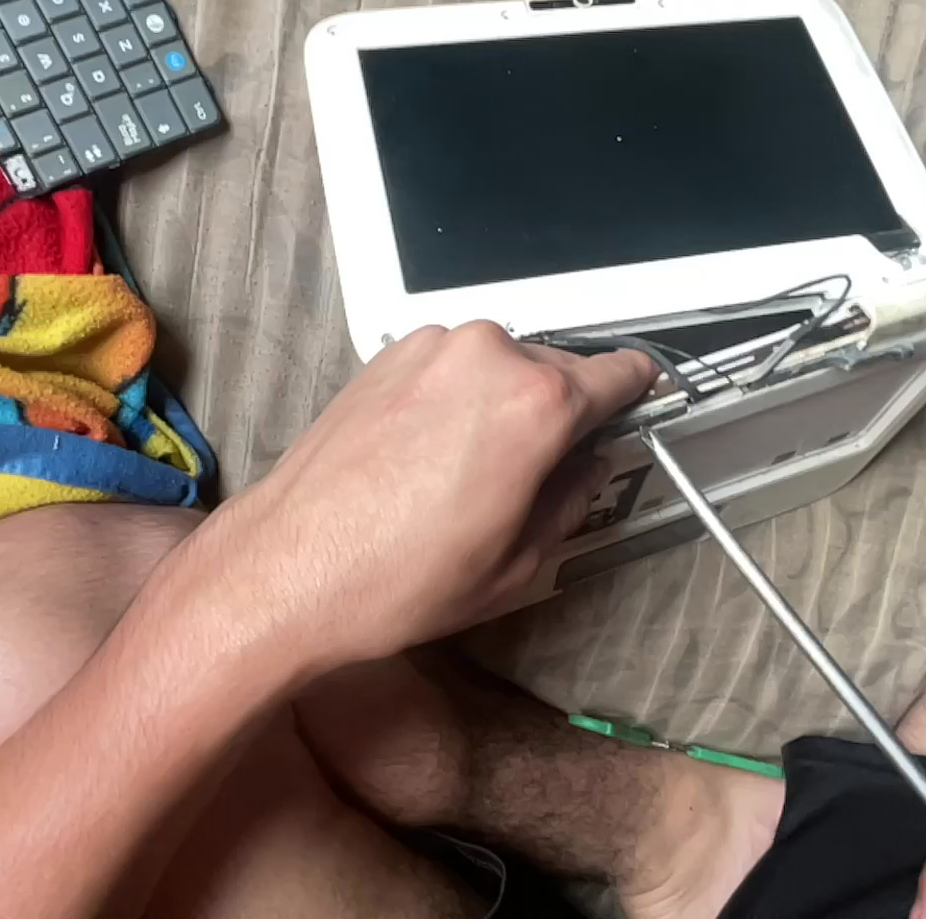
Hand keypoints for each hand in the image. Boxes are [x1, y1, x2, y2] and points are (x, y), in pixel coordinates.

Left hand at [202, 322, 654, 665]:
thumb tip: (585, 467)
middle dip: (562, 411)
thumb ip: (570, 499)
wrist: (287, 567)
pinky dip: (459, 394)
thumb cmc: (398, 577)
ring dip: (506, 401)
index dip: (635, 392)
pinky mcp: (388, 354)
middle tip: (543, 466)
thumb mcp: (518, 562)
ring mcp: (431, 347)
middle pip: (557, 369)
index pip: (617, 374)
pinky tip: (433, 448)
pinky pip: (452, 364)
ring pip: (502, 365)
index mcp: (535, 403)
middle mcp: (486, 355)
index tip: (638, 397)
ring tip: (474, 467)